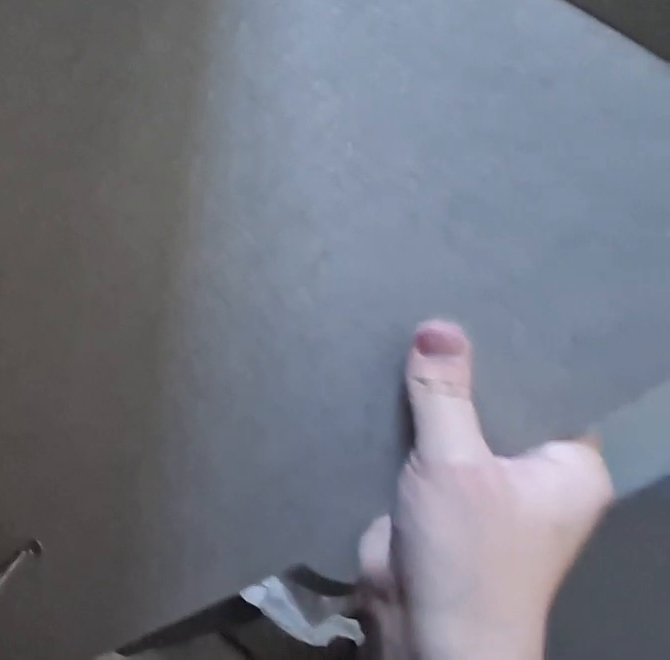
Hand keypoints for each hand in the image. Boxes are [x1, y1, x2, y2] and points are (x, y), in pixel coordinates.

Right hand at [358, 321, 613, 659]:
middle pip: (493, 405)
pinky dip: (394, 420)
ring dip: (418, 395)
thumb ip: (445, 397)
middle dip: (456, 369)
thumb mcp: (457, 464)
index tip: (474, 308)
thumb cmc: (469, 549)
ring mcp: (479, 487)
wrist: (429, 622)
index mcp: (567, 471)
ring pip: (450, 424)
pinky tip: (363, 388)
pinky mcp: (431, 495)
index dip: (516, 354)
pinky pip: (416, 444)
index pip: (550, 396)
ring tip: (382, 338)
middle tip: (417, 312)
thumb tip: (440, 326)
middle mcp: (530, 475)